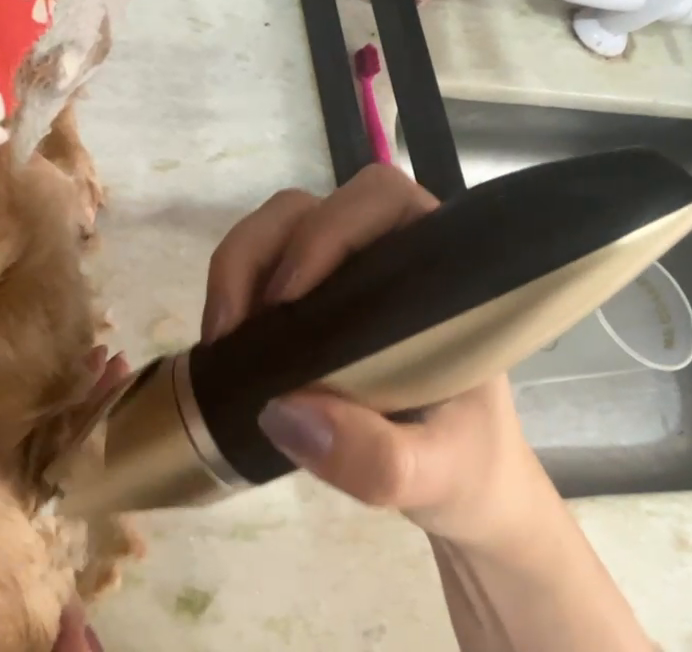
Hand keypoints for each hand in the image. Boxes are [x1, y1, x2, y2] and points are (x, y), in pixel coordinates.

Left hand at [0, 390, 97, 651]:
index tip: (72, 355)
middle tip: (112, 371)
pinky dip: (72, 512)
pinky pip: (40, 542)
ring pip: (27, 489)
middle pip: (4, 452)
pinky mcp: (1, 594)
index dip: (16, 387)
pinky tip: (100, 483)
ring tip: (118, 406)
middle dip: (58, 410)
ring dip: (72, 448)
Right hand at [202, 165, 558, 551]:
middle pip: (308, 209)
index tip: (290, 302)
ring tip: (222, 342)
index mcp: (439, 268)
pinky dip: (232, 295)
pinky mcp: (307, 299)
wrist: (463, 492)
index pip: (382, 200)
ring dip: (236, 272)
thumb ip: (377, 458)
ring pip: (274, 230)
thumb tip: (282, 410)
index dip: (328, 231)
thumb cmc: (469, 470)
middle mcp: (385, 255)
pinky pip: (257, 268)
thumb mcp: (436, 477)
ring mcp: (342, 274)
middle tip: (235, 331)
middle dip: (259, 255)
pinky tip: (227, 347)